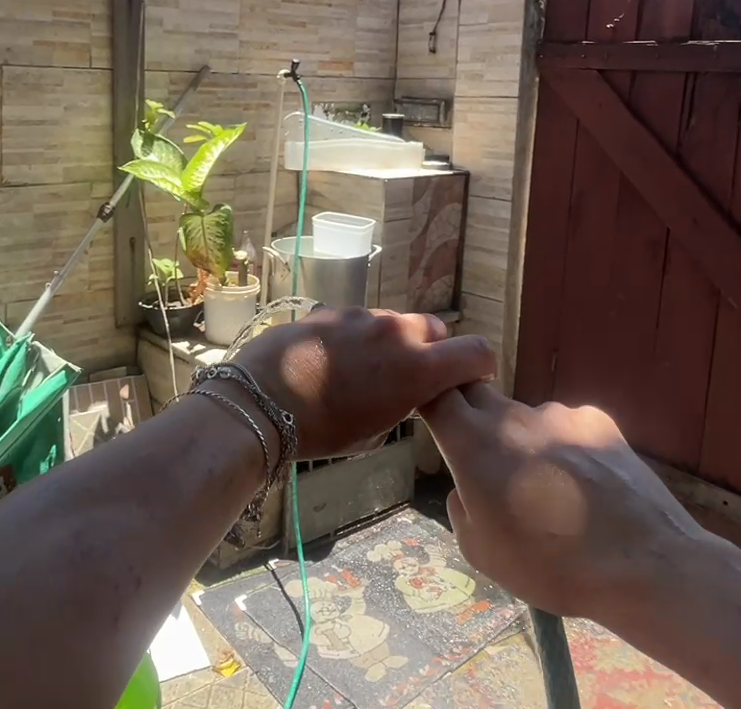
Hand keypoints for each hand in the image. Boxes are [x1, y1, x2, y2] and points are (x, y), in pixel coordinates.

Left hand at [232, 308, 495, 459]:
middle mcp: (396, 331)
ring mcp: (361, 315)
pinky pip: (359, 320)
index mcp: (418, 366)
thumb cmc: (322, 430)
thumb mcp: (376, 429)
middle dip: (433, 348)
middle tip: (412, 375)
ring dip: (391, 340)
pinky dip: (358, 335)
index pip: (476, 350)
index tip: (464, 380)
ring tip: (365, 368)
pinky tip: (334, 358)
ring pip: (393, 321)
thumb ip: (405, 399)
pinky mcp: (331, 310)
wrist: (262, 400)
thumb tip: (408, 387)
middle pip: (434, 328)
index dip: (477, 366)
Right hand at [419, 383, 712, 622]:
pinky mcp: (598, 420)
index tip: (432, 415)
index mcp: (471, 441)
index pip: (433, 391)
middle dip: (472, 416)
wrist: (645, 566)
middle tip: (486, 460)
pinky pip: (567, 426)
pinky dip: (566, 447)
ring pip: (525, 417)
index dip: (427, 395)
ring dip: (525, 441)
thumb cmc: (549, 565)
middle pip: (476, 393)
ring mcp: (556, 413)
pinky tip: (586, 485)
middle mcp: (509, 415)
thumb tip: (467, 487)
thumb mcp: (479, 551)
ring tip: (551, 490)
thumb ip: (460, 506)